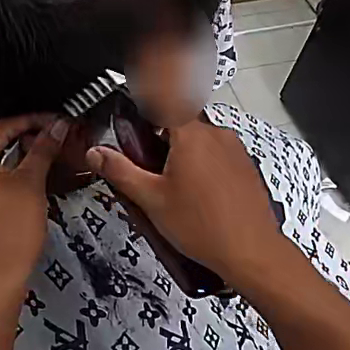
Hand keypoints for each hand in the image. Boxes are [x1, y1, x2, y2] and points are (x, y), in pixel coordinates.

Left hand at [0, 115, 65, 291]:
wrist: (4, 269)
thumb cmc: (15, 227)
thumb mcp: (32, 182)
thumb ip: (43, 149)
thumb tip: (58, 125)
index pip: (1, 128)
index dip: (31, 120)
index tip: (55, 119)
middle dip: (25, 133)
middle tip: (53, 130)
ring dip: (19, 149)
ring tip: (47, 144)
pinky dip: (12, 165)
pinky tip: (32, 165)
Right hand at [86, 120, 291, 288]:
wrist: (250, 251)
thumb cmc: (208, 228)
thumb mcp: (151, 200)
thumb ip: (120, 171)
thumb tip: (98, 155)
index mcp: (191, 135)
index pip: (165, 98)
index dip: (148, 100)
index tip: (139, 106)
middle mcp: (218, 136)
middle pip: (182, 124)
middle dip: (162, 141)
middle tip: (150, 169)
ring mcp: (236, 151)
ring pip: (202, 142)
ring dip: (185, 157)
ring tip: (175, 191)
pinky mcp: (247, 168)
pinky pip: (220, 158)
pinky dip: (205, 169)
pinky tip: (198, 199)